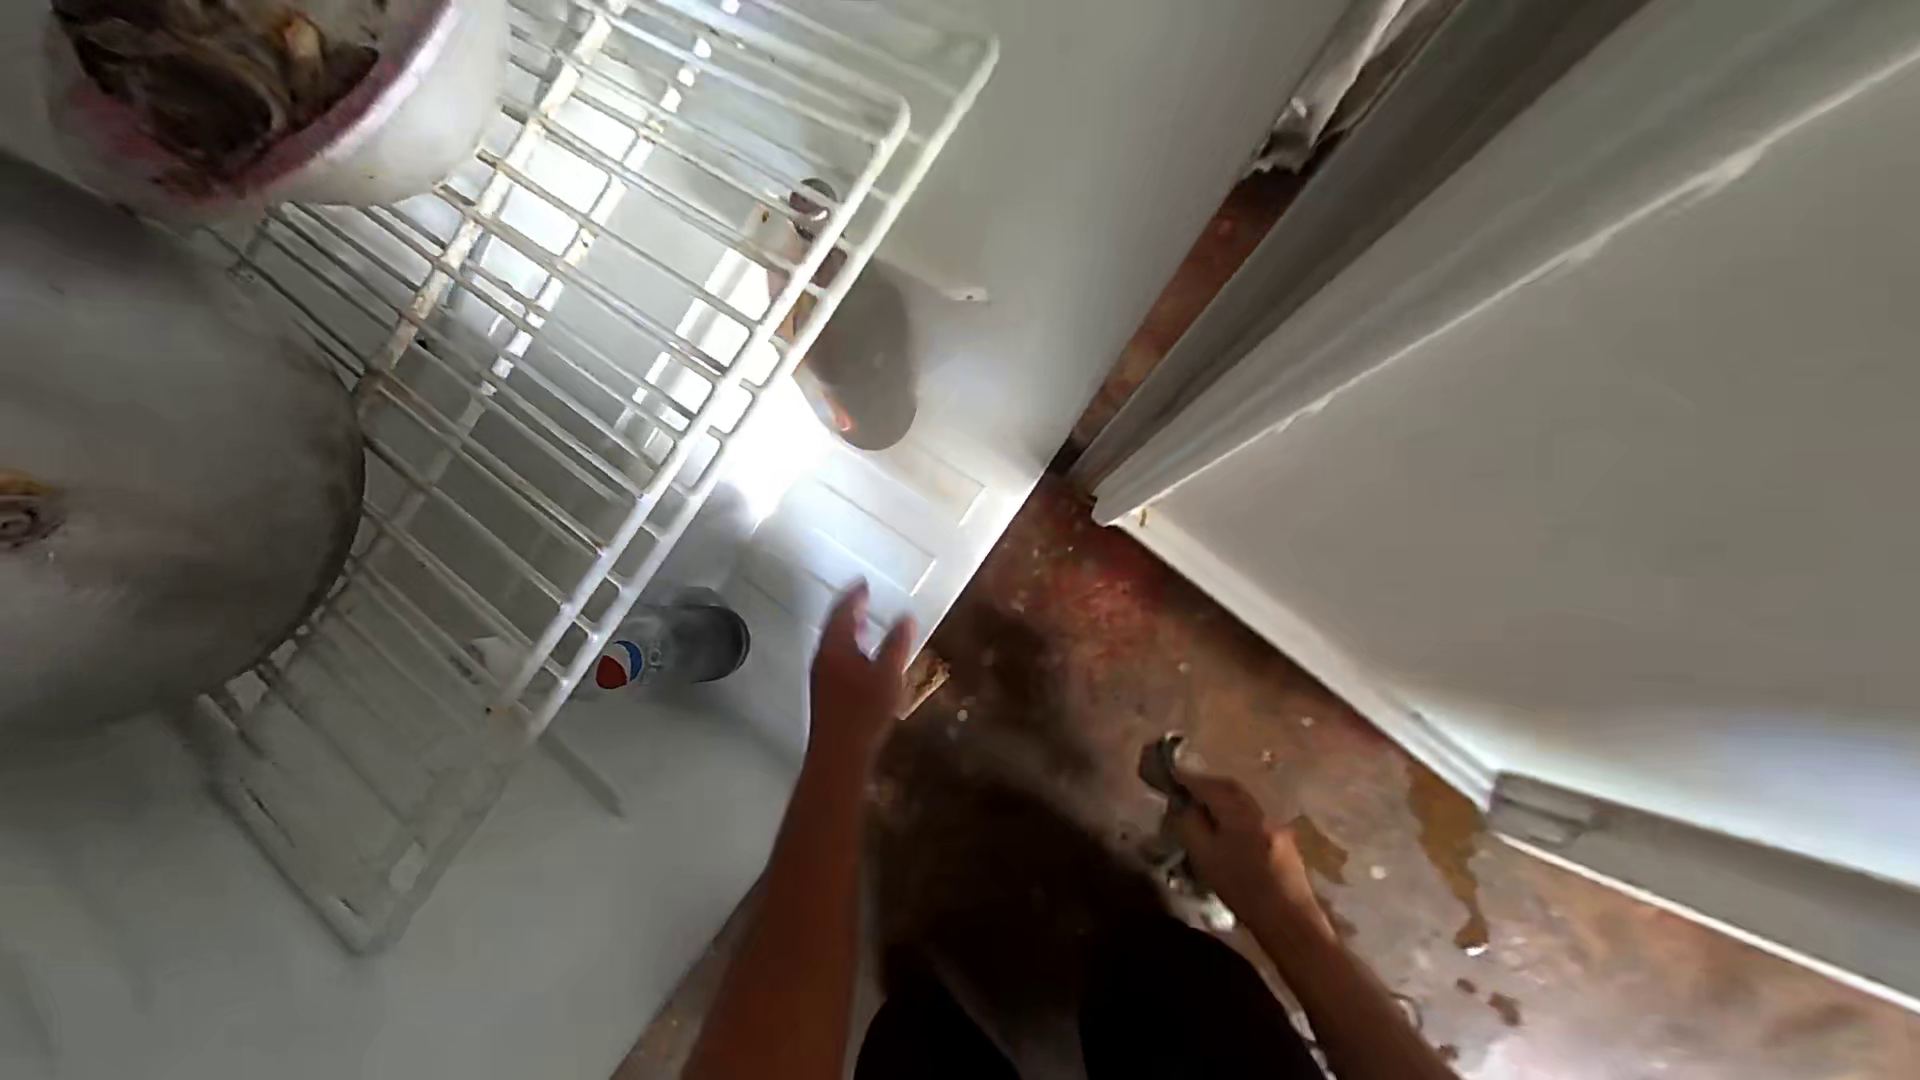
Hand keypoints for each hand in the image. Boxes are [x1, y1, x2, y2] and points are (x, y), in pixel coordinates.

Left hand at [808, 582, 915, 765]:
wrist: (839, 753)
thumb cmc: (864, 712)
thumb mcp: (888, 674)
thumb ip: (898, 643)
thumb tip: (906, 617)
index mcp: (835, 647)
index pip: (842, 611)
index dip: (854, 594)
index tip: (863, 582)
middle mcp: (823, 657)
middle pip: (834, 624)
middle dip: (850, 609)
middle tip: (863, 597)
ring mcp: (821, 675)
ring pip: (833, 642)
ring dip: (848, 628)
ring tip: (864, 621)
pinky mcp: (824, 691)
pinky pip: (835, 656)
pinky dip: (848, 645)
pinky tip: (862, 657)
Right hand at [1169, 769, 1333, 939]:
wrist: (1291, 922)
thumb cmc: (1242, 889)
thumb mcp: (1205, 857)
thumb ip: (1189, 824)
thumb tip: (1181, 804)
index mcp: (1238, 812)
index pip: (1207, 785)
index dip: (1186, 778)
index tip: (1169, 775)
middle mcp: (1258, 810)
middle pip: (1228, 786)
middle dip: (1205, 784)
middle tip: (1185, 788)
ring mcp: (1274, 823)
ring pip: (1241, 798)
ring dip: (1220, 796)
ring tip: (1203, 806)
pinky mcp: (1282, 838)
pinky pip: (1251, 812)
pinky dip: (1234, 809)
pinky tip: (1226, 825)